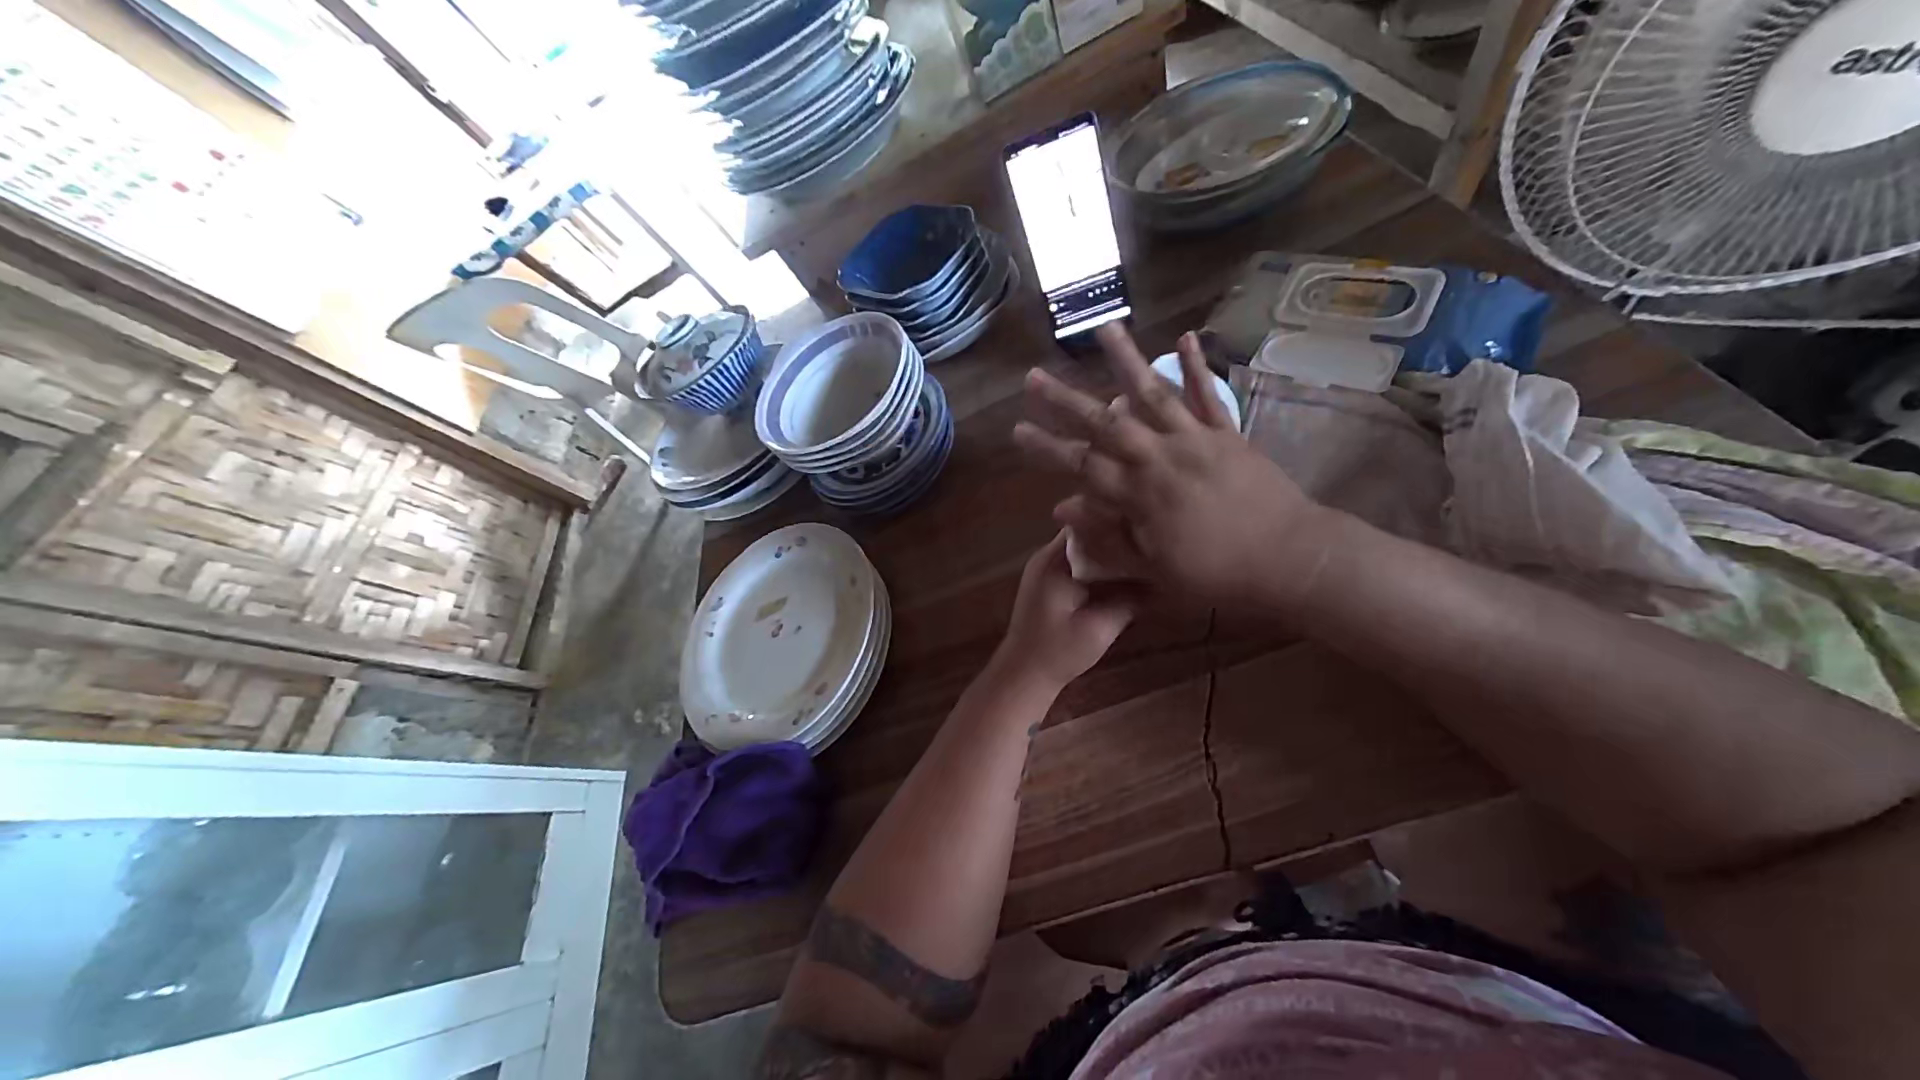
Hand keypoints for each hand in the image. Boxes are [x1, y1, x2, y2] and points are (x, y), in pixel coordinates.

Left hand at [993, 531, 1136, 690]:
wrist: (1023, 674)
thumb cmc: (1058, 652)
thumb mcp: (1100, 628)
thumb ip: (1129, 600)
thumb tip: (1159, 581)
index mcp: (1055, 560)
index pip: (1090, 523)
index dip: (1120, 523)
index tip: (1148, 529)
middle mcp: (1047, 556)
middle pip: (1087, 532)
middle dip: (1117, 536)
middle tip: (1151, 543)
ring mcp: (1045, 568)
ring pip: (1084, 547)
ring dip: (1108, 551)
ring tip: (1141, 556)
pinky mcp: (1048, 582)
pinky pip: (1077, 561)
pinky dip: (1098, 565)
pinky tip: (1121, 576)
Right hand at [1013, 325, 1337, 614]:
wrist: (1289, 560)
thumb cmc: (1217, 575)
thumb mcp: (1154, 570)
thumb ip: (1108, 537)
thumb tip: (1062, 510)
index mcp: (1140, 495)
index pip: (1081, 464)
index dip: (1046, 446)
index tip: (1017, 429)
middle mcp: (1160, 457)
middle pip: (1104, 422)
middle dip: (1065, 399)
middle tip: (1034, 376)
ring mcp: (1195, 440)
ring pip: (1152, 394)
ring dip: (1124, 360)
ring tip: (1102, 328)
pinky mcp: (1227, 433)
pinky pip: (1208, 395)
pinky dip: (1196, 365)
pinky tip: (1183, 336)